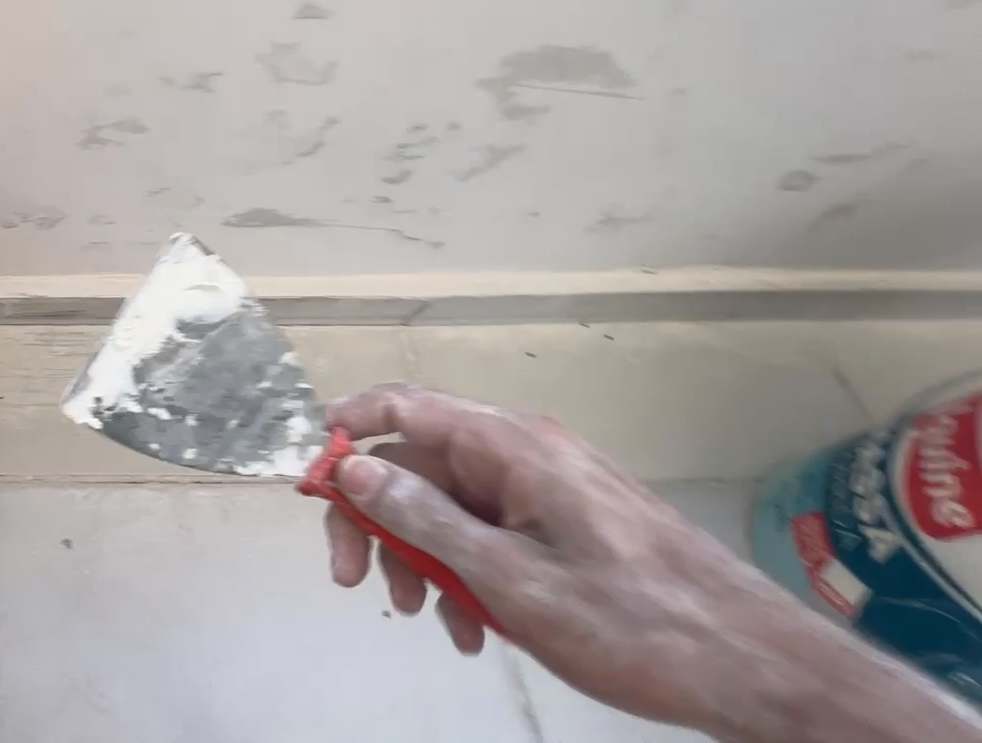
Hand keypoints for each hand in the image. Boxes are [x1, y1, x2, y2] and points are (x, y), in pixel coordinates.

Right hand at [321, 383, 839, 735]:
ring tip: (424, 619)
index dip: (346, 426)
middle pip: (415, 463)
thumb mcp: (511, 579)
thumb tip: (351, 468)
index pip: (403, 405)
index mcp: (507, 445)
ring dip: (419, 556)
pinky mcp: (558, 520)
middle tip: (351, 578)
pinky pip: (485, 530)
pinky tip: (471, 627)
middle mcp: (518, 451)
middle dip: (376, 519)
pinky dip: (462, 571)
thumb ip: (423, 519)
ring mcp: (540, 486)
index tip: (310, 471)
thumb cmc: (636, 624)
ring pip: (445, 503)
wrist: (772, 678)